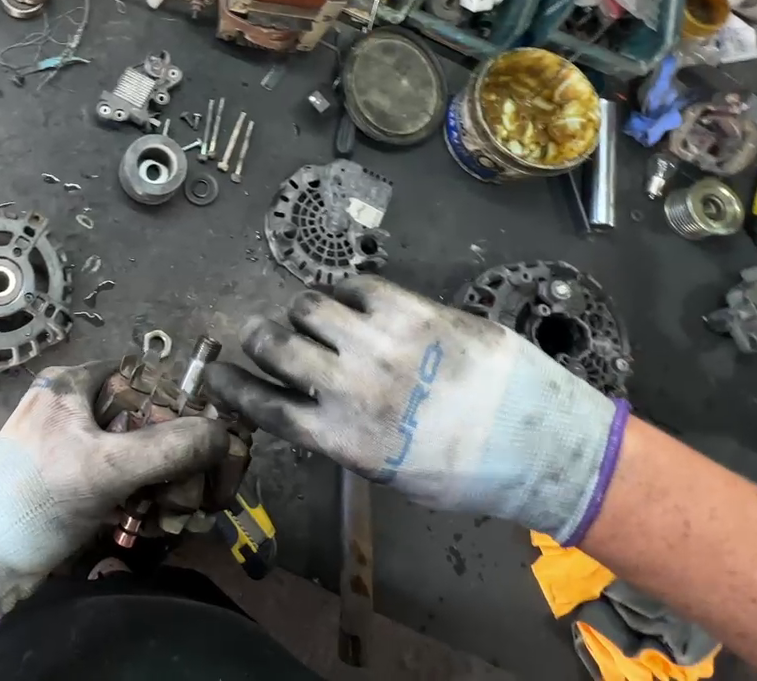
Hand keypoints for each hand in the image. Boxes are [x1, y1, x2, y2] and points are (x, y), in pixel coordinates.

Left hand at [0, 361, 228, 621]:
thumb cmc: (35, 502)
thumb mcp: (105, 468)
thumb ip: (168, 448)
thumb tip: (223, 435)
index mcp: (71, 383)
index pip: (144, 378)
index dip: (178, 408)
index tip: (205, 446)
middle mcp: (73, 406)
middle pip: (146, 421)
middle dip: (175, 461)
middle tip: (193, 497)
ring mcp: (72, 445)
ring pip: (137, 454)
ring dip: (164, 487)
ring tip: (174, 518)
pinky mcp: (72, 481)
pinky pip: (121, 480)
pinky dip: (142, 501)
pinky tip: (152, 526)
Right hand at [205, 276, 628, 543]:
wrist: (541, 444)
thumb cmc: (465, 470)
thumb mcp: (388, 470)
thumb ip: (340, 434)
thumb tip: (304, 401)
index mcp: (343, 438)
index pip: (264, 404)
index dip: (231, 385)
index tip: (215, 373)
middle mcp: (352, 388)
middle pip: (274, 344)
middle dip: (259, 335)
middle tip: (264, 333)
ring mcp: (381, 344)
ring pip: (309, 305)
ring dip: (307, 311)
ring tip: (323, 318)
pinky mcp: (413, 311)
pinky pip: (357, 285)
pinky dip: (351, 293)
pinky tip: (364, 306)